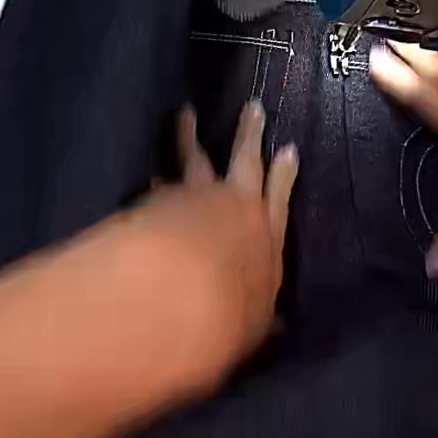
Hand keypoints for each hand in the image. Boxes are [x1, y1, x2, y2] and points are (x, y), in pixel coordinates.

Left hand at [103, 100, 297, 379]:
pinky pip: (160, 184)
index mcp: (267, 239)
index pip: (280, 200)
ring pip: (197, 159)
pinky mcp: (162, 200)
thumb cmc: (228, 321)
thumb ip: (261, 320)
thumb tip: (277, 326)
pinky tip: (150, 172)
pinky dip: (157, 178)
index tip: (288, 150)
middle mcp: (238, 209)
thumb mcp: (253, 329)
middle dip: (250, 135)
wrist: (184, 300)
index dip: (284, 174)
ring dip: (191, 136)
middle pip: (247, 162)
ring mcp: (199, 199)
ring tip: (186, 113)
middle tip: (252, 108)